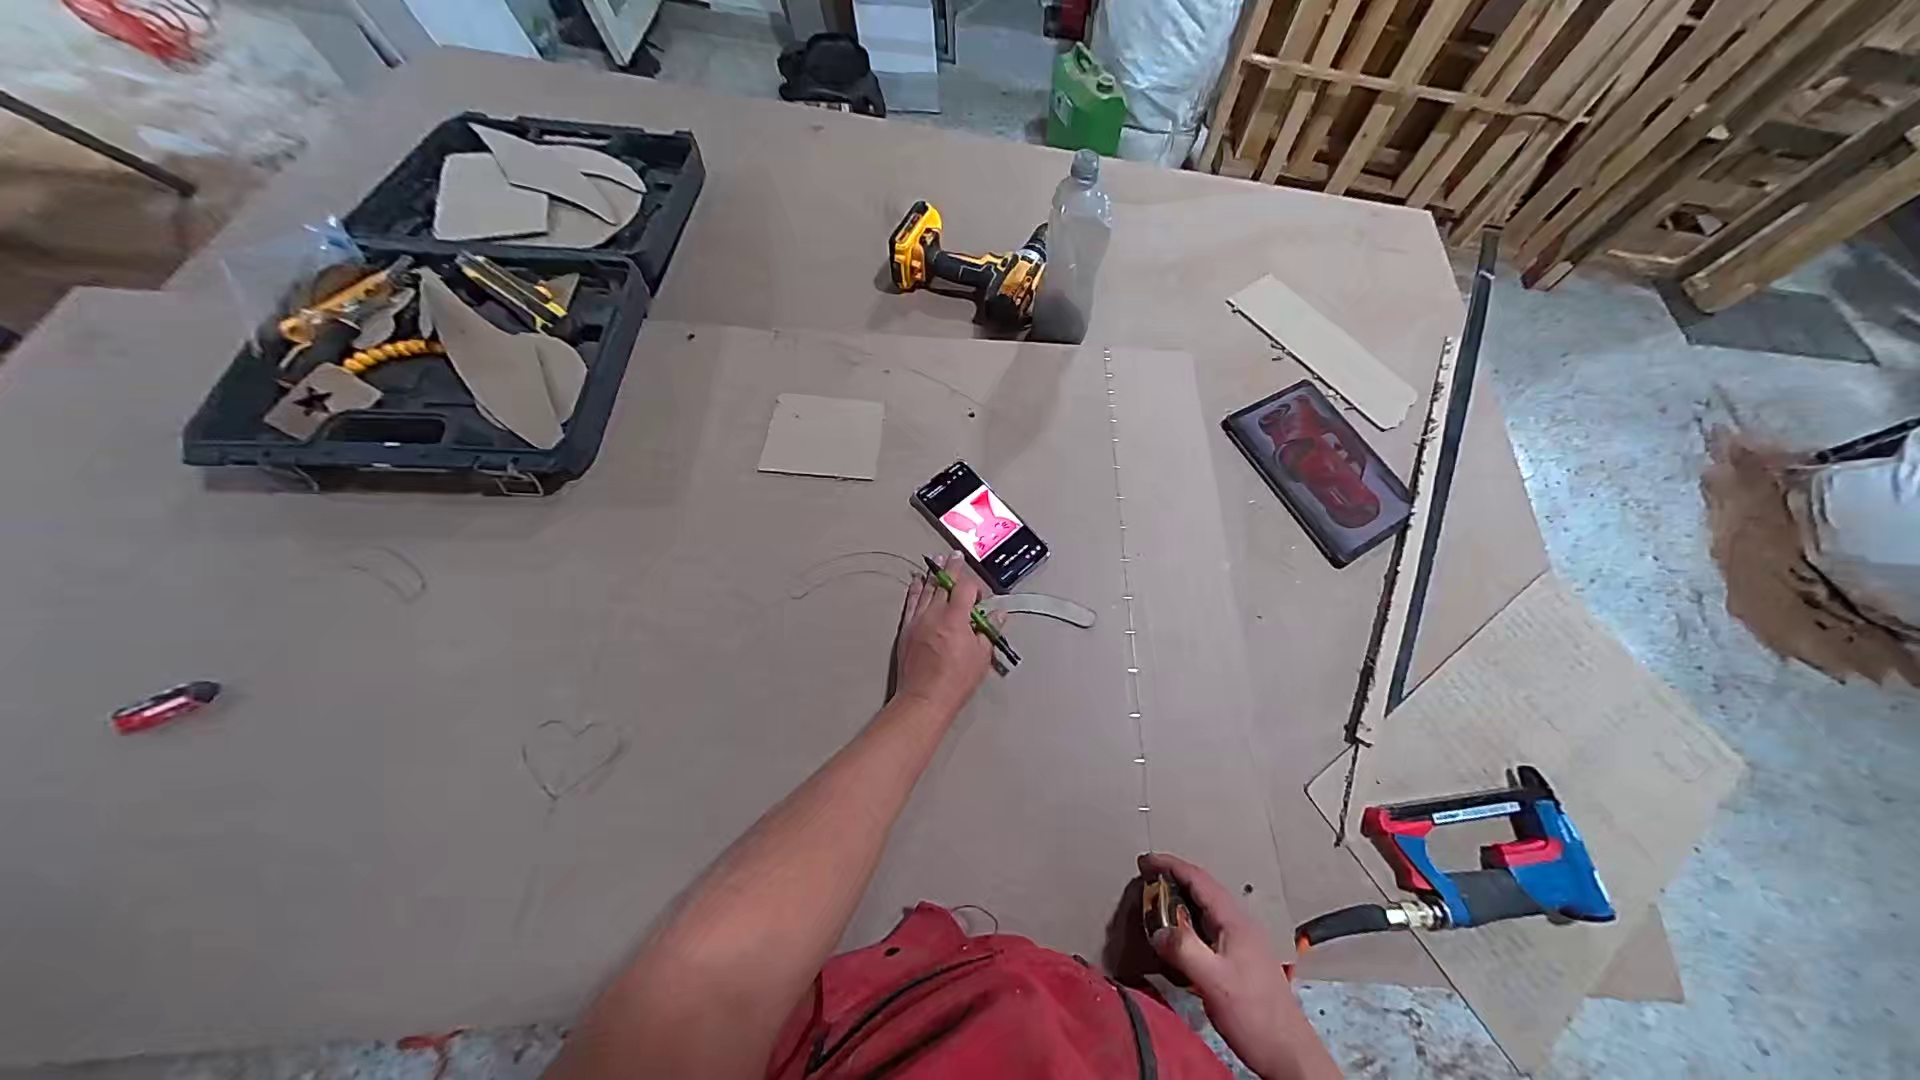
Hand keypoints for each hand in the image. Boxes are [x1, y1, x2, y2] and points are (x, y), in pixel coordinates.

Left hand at [891, 553, 995, 716]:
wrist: (925, 698)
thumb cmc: (954, 682)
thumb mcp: (981, 657)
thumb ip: (988, 631)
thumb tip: (997, 617)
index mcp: (955, 619)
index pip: (965, 588)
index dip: (974, 585)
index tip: (978, 593)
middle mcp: (934, 615)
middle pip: (944, 583)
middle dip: (951, 568)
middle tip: (954, 556)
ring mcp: (918, 621)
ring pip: (926, 589)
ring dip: (934, 575)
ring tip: (937, 562)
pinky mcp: (907, 630)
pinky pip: (911, 602)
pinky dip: (915, 590)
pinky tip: (917, 583)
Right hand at [1138, 852, 1334, 1079]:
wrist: (1290, 1056)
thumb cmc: (1254, 1016)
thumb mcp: (1213, 981)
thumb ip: (1183, 950)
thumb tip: (1157, 930)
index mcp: (1235, 921)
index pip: (1198, 879)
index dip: (1169, 865)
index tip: (1144, 861)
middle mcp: (1240, 924)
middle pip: (1203, 889)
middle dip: (1173, 878)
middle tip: (1146, 879)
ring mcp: (1243, 942)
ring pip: (1207, 908)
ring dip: (1181, 899)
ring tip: (1156, 903)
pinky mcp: (1242, 959)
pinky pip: (1209, 926)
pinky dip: (1189, 920)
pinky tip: (1179, 936)